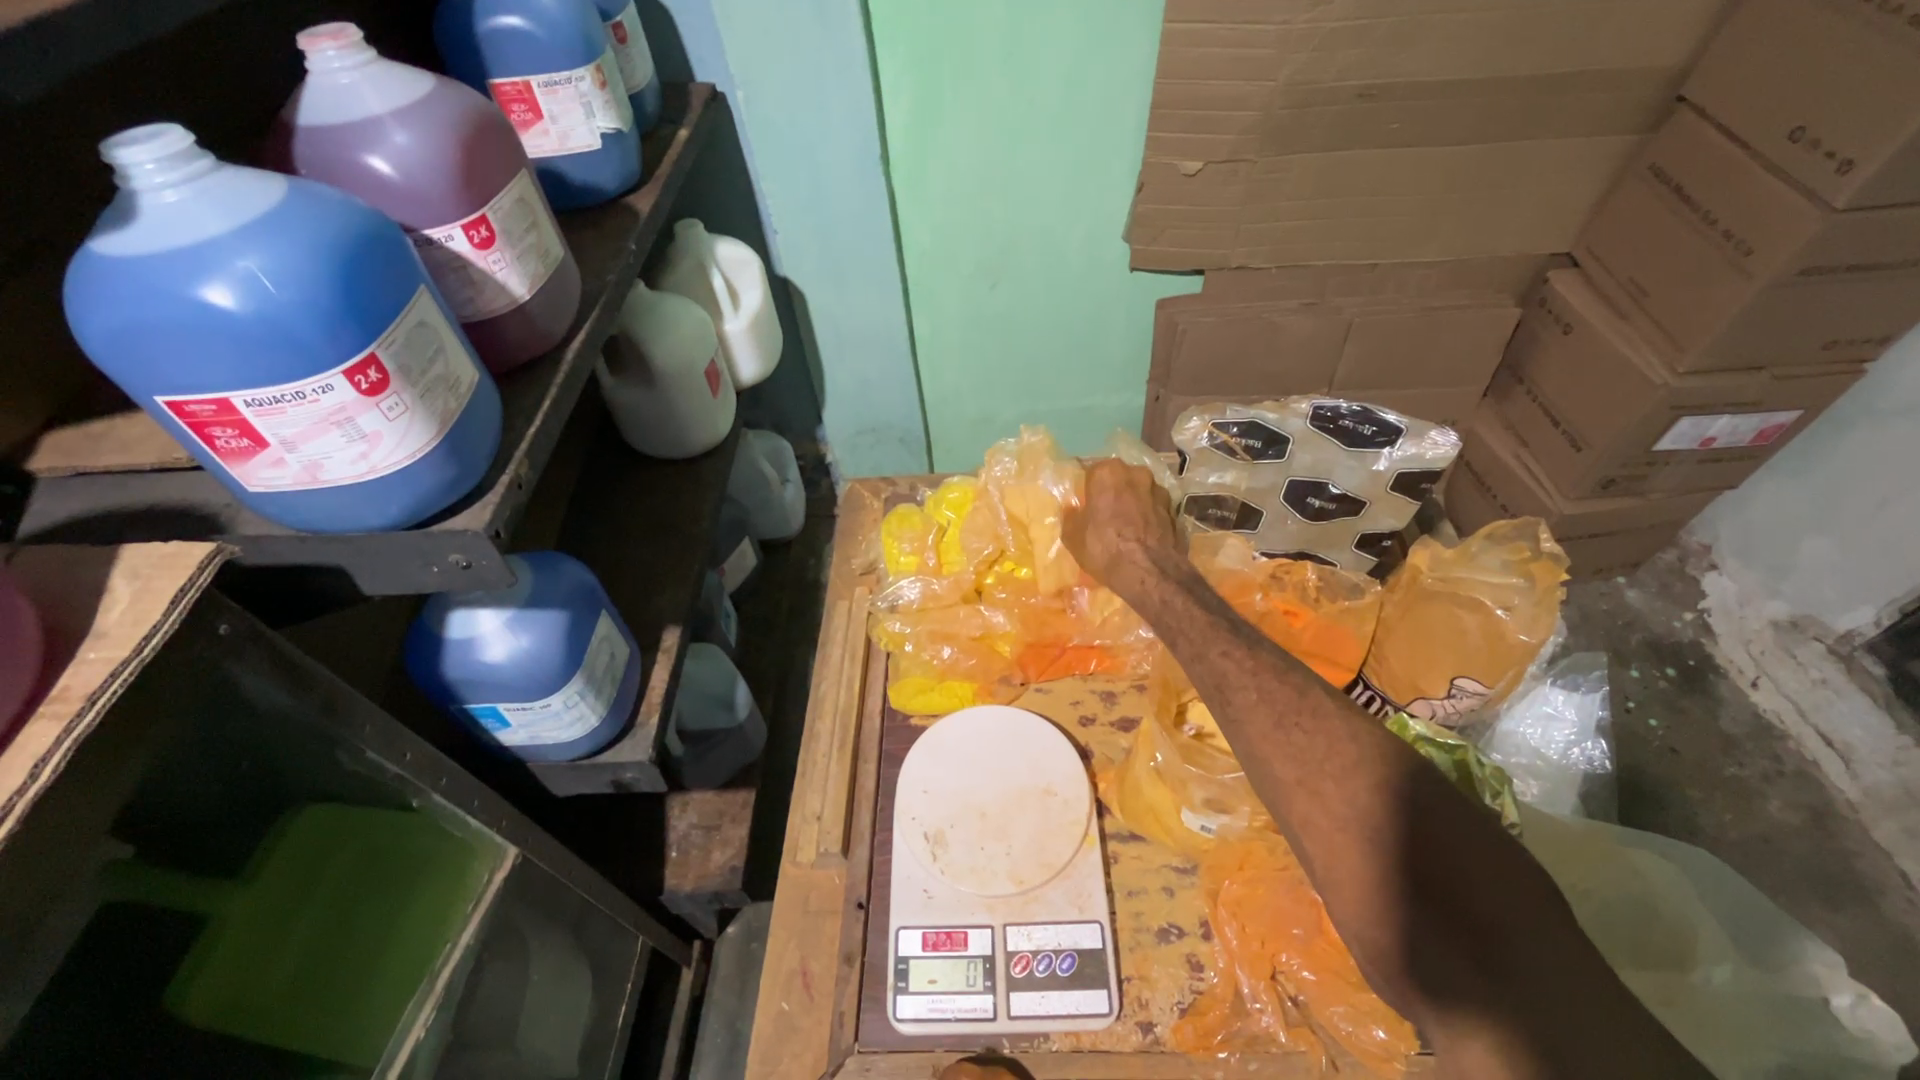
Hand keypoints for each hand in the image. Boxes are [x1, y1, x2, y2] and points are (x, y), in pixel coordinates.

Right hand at [1064, 459, 1179, 598]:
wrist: (1148, 572)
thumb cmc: (1103, 547)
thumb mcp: (1072, 535)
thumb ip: (1072, 515)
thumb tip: (1074, 510)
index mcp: (1108, 472)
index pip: (1092, 471)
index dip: (1087, 487)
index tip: (1084, 501)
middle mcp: (1136, 473)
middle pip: (1120, 479)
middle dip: (1113, 492)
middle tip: (1105, 512)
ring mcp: (1160, 491)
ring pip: (1141, 493)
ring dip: (1134, 503)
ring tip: (1127, 526)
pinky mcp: (1175, 510)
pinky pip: (1156, 510)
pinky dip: (1150, 518)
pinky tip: (1144, 536)